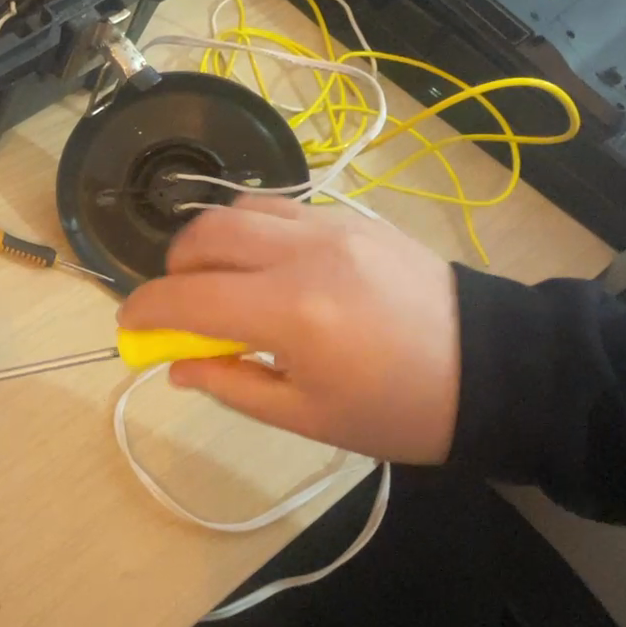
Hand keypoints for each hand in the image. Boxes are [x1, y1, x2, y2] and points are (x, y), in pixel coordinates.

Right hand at [119, 196, 461, 464]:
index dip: (144, 310)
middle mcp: (300, 255)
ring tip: (219, 279)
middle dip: (172, 270)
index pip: (186, 298)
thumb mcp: (308, 416)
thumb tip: (175, 366)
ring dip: (206, 244)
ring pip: (234, 211)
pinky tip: (262, 264)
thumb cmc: (400, 409)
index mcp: (290, 313)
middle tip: (180, 306)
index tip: (127, 325)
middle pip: (201, 236)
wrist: (498, 369)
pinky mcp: (348, 217)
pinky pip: (274, 209)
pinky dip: (247, 231)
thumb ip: (230, 384)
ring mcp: (327, 227)